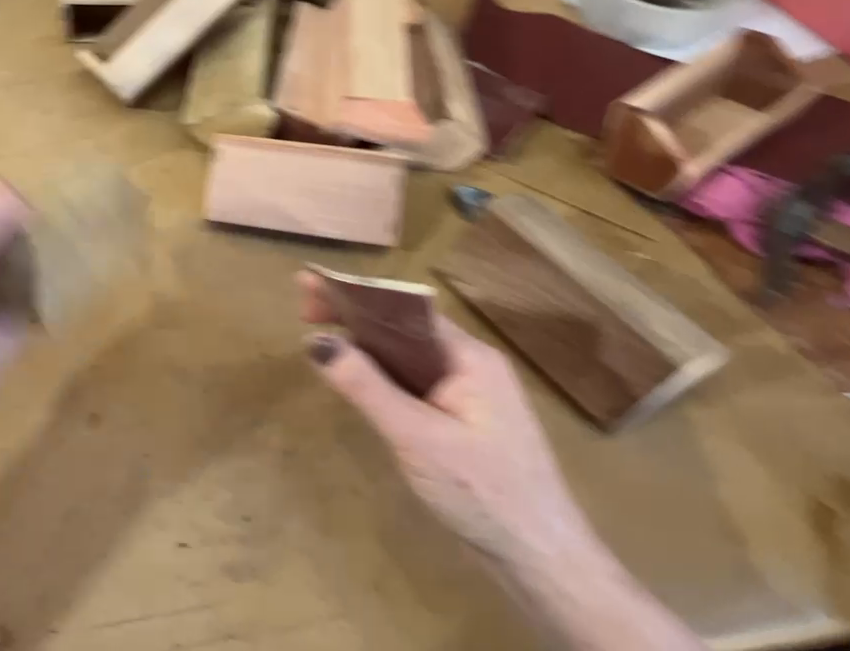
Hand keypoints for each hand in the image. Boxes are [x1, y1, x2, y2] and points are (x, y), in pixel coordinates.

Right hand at [298, 270, 591, 560]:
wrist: (544, 561)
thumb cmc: (484, 494)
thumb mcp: (415, 437)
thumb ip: (366, 386)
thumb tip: (315, 341)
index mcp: (470, 358)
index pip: (404, 309)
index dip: (354, 295)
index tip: (307, 287)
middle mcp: (473, 366)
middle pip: (404, 328)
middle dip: (354, 316)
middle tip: (305, 315)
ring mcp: (472, 394)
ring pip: (408, 356)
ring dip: (366, 346)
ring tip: (321, 342)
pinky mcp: (465, 421)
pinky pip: (415, 382)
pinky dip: (381, 374)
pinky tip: (357, 382)